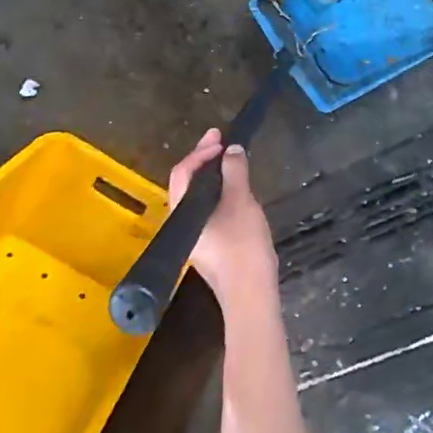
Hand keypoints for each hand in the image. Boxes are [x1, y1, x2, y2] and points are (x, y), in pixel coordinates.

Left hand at [169, 128, 276, 300]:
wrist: (250, 294)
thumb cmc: (242, 245)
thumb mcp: (241, 202)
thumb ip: (234, 172)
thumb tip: (231, 150)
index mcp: (183, 212)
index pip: (182, 172)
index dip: (199, 152)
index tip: (220, 138)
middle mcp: (183, 223)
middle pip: (187, 183)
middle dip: (204, 159)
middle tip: (221, 139)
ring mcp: (196, 236)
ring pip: (198, 196)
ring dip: (212, 174)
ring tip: (229, 158)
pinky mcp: (210, 244)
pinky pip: (208, 208)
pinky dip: (219, 191)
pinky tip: (234, 187)